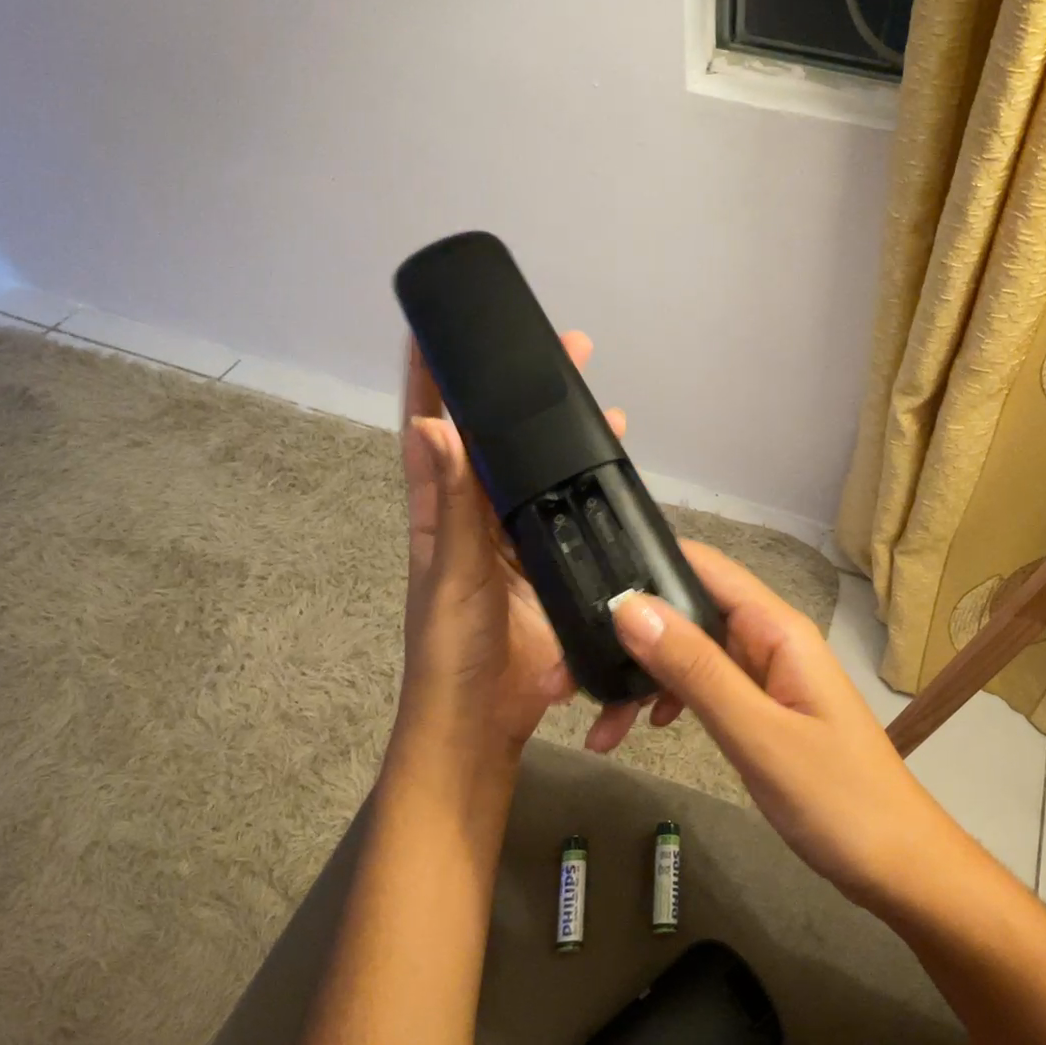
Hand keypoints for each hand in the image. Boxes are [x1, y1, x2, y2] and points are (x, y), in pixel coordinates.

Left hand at [396, 336, 661, 754]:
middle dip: (520, 393)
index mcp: (440, 512)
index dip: (430, 379)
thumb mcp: (450, 576)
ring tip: (595, 392)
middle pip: (497, 440)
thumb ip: (451, 506)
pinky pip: (572, 513)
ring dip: (563, 433)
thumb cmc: (453, 650)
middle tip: (558, 347)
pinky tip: (616, 464)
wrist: (488, 718)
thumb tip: (435, 425)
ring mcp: (518, 539)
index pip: (429, 430)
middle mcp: (478, 516)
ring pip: (540, 472)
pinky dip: (592, 483)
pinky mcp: (554, 563)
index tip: (438, 326)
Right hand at [607, 543, 960, 907]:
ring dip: (644, 681)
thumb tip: (629, 606)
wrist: (895, 862)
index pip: (706, 567)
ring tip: (598, 725)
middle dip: (633, 637)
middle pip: (690, 613)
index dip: (648, 563)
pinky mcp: (762, 709)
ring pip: (692, 655)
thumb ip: (695, 669)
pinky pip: (706, 689)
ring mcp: (766, 676)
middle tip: (571, 676)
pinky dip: (670, 704)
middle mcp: (770, 640)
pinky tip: (644, 731)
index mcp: (777, 629)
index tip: (585, 580)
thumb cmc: (835, 798)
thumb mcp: (757, 734)